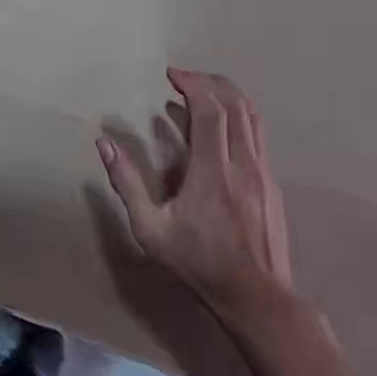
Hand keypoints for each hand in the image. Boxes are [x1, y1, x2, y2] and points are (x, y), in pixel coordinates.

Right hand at [97, 68, 294, 321]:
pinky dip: (237, 117)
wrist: (258, 300)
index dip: (193, 85)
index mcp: (214, 172)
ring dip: (228, 96)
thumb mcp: (149, 228)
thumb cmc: (198, 263)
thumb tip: (103, 144)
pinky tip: (218, 126)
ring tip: (202, 90)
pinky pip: (258, 137)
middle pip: (238, 106)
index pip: (211, 112)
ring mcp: (264, 176)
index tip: (171, 74)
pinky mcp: (272, 187)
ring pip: (254, 119)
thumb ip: (125, 182)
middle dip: (211, 83)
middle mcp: (244, 166)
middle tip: (183, 77)